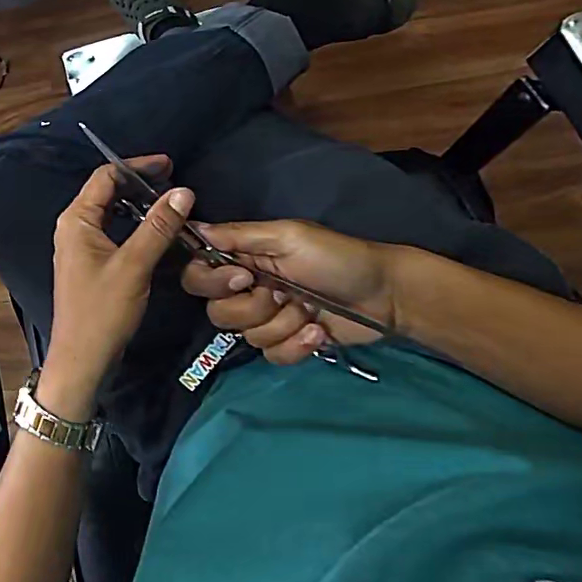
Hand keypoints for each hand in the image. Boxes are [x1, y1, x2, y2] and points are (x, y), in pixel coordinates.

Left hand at [44, 158, 193, 394]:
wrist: (82, 356)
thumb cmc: (102, 309)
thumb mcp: (133, 266)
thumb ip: (157, 227)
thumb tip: (184, 191)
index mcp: (75, 220)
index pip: (104, 177)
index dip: (136, 166)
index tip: (169, 165)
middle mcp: (73, 227)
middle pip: (107, 192)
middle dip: (140, 185)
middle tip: (176, 185)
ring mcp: (80, 245)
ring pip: (111, 213)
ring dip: (139, 207)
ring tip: (172, 206)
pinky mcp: (91, 262)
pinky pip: (113, 232)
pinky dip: (135, 227)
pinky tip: (158, 233)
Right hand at [180, 220, 398, 363]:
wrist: (388, 295)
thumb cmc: (338, 258)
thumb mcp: (288, 237)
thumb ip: (239, 235)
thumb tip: (194, 227)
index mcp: (241, 261)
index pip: (197, 277)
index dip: (212, 282)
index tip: (244, 278)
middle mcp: (246, 291)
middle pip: (217, 312)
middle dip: (253, 308)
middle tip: (283, 294)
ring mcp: (267, 319)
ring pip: (246, 336)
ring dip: (282, 324)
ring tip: (309, 311)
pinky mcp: (286, 343)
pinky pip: (271, 355)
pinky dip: (296, 345)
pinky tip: (317, 332)